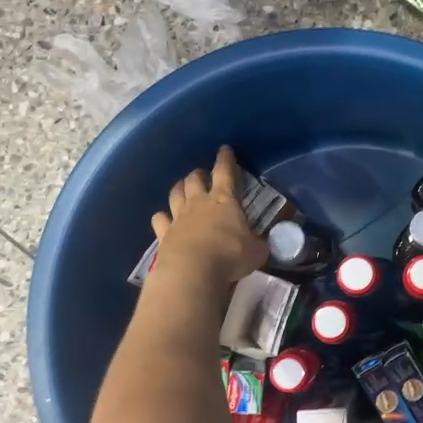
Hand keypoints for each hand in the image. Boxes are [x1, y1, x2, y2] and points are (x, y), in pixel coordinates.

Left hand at [150, 146, 266, 289]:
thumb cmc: (230, 256)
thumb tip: (262, 244)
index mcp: (224, 200)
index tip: (225, 150)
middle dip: (198, 174)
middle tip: (202, 175)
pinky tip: (164, 219)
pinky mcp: (164, 233)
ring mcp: (178, 217)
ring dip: (180, 189)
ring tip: (183, 189)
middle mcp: (199, 203)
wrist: (193, 271)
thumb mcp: (256, 251)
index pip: (225, 172)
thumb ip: (259, 244)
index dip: (225, 160)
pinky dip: (162, 217)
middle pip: (194, 179)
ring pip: (175, 193)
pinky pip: (159, 218)